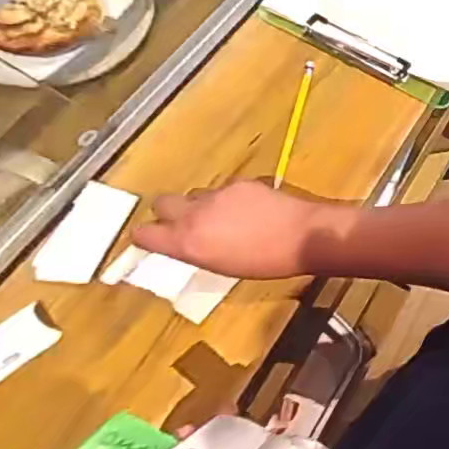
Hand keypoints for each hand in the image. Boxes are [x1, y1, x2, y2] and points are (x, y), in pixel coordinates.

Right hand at [133, 180, 350, 279]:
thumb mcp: (222, 266)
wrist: (305, 235)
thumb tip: (186, 242)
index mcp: (186, 243)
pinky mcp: (241, 182)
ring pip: (196, 194)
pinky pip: (226, 188)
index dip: (149, 235)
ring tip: (228, 216)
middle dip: (171, 211)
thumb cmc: (268, 262)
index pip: (142, 233)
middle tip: (191, 222)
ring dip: (204, 203)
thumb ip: (196, 250)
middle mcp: (194, 215)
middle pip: (162, 203)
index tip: (157, 239)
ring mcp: (218, 194)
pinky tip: (253, 206)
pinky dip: (232, 196)